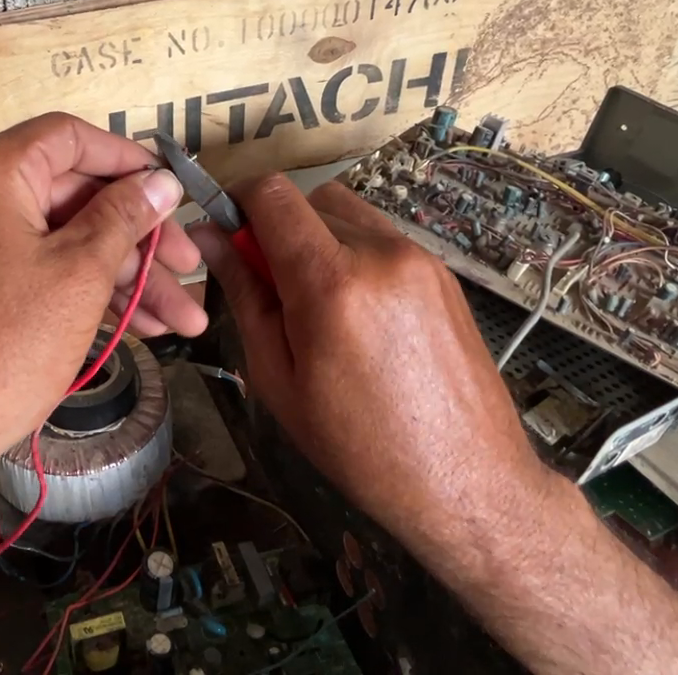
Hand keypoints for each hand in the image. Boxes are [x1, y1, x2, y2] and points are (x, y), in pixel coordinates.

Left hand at [0, 114, 205, 470]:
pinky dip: (90, 287)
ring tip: (185, 318)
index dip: (127, 161)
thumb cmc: (8, 342)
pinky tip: (145, 323)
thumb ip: (125, 215)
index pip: (69, 137)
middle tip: (191, 268)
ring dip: (126, 273)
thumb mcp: (80, 272)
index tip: (172, 191)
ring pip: (67, 235)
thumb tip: (161, 180)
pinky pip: (45, 262)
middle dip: (139, 235)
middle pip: (75, 192)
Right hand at [190, 176, 554, 556]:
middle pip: (305, 200)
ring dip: (315, 237)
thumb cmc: (357, 444)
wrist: (469, 484)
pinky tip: (358, 312)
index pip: (271, 194)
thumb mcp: (277, 376)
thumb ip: (242, 293)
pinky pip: (378, 236)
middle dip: (275, 230)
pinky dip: (352, 252)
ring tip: (318, 302)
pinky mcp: (443, 271)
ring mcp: (419, 257)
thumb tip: (208, 237)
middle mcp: (380, 252)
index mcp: (332, 281)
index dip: (238, 201)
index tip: (228, 235)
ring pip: (343, 212)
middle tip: (271, 289)